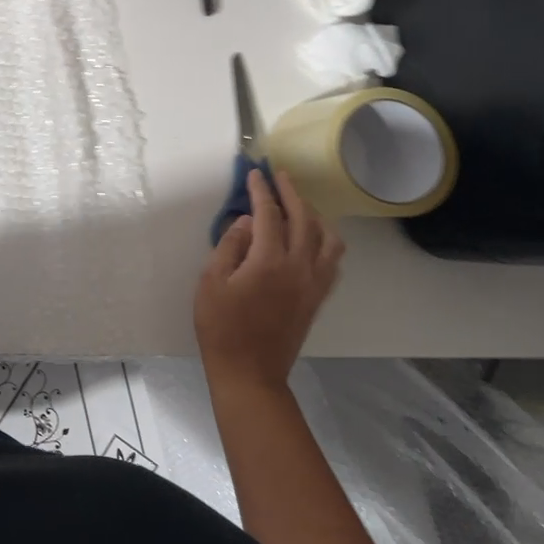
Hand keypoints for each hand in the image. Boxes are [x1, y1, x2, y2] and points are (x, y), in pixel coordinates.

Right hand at [194, 168, 344, 393]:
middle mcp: (299, 267)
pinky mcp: (318, 297)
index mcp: (269, 261)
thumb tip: (245, 222)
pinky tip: (313, 237)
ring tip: (298, 204)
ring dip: (314, 215)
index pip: (269, 215)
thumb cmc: (220, 325)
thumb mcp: (211, 281)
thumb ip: (229, 247)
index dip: (262, 192)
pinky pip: (332, 259)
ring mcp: (314, 283)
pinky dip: (325, 239)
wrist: (249, 369)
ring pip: (327, 238)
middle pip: (303, 220)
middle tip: (279, 176)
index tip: (255, 174)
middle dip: (291, 194)